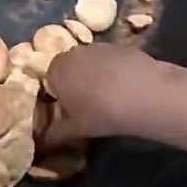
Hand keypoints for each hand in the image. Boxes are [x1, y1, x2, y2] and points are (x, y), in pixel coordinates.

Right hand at [43, 43, 159, 147]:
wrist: (144, 95)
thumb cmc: (100, 112)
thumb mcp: (75, 129)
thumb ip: (55, 134)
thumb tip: (43, 140)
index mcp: (57, 69)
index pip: (50, 79)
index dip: (60, 93)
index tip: (71, 108)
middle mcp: (74, 52)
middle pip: (71, 67)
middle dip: (77, 81)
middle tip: (90, 102)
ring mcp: (99, 46)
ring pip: (92, 61)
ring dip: (97, 74)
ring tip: (111, 95)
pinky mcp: (122, 46)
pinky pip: (113, 59)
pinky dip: (116, 70)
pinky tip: (128, 87)